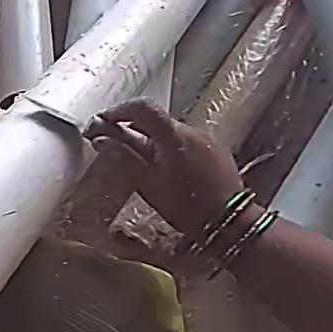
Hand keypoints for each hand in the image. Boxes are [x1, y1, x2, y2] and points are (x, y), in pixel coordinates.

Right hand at [84, 100, 245, 236]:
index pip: (142, 108)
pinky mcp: (215, 151)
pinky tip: (164, 166)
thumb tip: (102, 139)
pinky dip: (168, 147)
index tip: (103, 120)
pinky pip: (185, 142)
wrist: (230, 223)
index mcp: (172, 136)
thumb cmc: (185, 206)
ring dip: (150, 138)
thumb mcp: (148, 184)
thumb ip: (124, 158)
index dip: (119, 110)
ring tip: (137, 158)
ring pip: (169, 131)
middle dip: (131, 126)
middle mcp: (190, 131)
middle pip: (155, 119)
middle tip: (113, 141)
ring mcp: (205, 140)